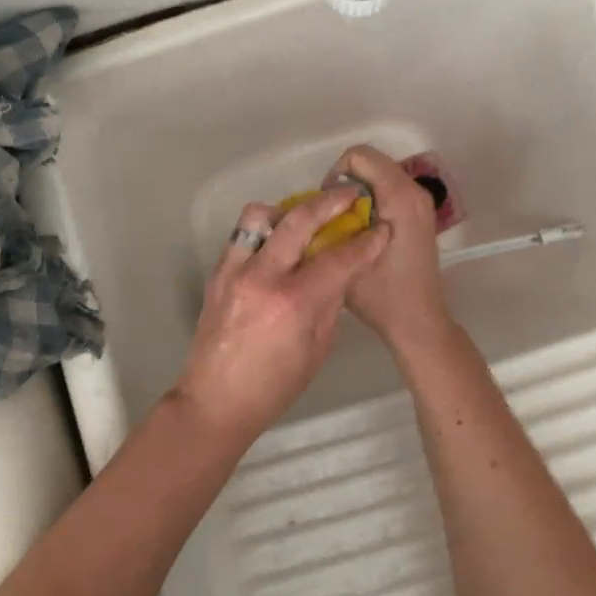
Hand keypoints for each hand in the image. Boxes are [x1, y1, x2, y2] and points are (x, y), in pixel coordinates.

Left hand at [176, 186, 389, 442]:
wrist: (215, 400)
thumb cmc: (274, 386)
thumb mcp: (317, 347)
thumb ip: (330, 301)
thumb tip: (343, 270)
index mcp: (292, 302)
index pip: (338, 258)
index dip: (365, 242)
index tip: (380, 230)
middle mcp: (261, 276)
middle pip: (297, 219)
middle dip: (329, 202)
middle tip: (348, 195)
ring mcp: (233, 271)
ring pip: (258, 215)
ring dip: (285, 211)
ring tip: (302, 222)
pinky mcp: (217, 274)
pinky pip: (241, 236)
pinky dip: (263, 232)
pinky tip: (277, 246)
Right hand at [326, 145, 454, 349]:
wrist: (418, 321)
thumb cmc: (383, 296)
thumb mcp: (345, 260)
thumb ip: (325, 229)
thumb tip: (305, 210)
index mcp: (399, 198)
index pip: (359, 156)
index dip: (335, 175)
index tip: (327, 208)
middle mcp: (414, 191)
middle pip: (368, 162)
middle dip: (343, 184)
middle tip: (331, 219)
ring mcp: (419, 202)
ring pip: (376, 175)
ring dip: (355, 193)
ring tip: (342, 226)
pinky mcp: (417, 213)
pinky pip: (386, 189)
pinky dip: (368, 200)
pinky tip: (359, 232)